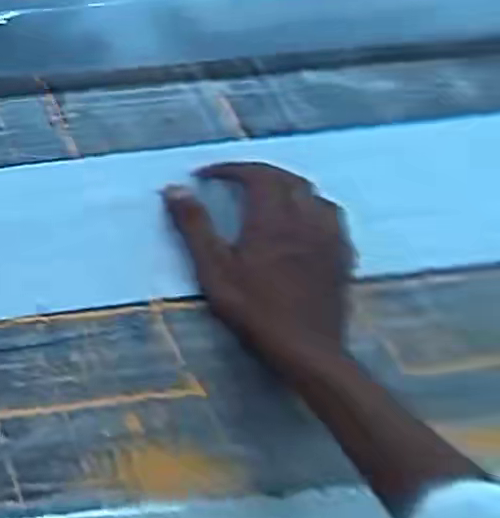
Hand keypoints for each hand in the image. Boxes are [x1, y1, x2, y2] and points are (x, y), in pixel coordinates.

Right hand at [162, 162, 355, 368]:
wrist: (305, 348)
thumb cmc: (250, 305)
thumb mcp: (210, 265)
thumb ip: (193, 224)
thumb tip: (175, 188)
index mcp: (275, 224)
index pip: (261, 178)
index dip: (230, 169)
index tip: (202, 175)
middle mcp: (309, 226)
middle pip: (293, 182)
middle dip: (258, 172)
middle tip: (227, 178)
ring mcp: (331, 242)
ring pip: (317, 198)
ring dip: (286, 188)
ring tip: (259, 195)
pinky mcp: (341, 258)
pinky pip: (331, 219)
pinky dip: (308, 207)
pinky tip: (292, 222)